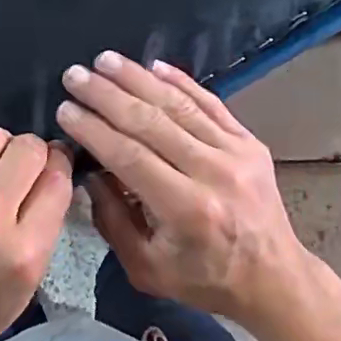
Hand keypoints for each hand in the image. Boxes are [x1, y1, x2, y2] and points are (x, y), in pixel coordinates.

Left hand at [0, 123, 73, 340]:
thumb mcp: (26, 286)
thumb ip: (44, 229)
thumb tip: (54, 172)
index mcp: (22, 254)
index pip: (56, 181)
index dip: (61, 166)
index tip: (55, 166)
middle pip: (27, 150)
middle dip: (34, 153)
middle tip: (24, 167)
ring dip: (1, 146)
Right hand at [55, 51, 309, 326]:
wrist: (275, 279)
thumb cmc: (204, 279)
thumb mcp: (146, 267)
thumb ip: (112, 220)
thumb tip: (90, 171)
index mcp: (186, 209)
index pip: (129, 156)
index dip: (93, 129)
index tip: (65, 109)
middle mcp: (213, 173)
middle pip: (151, 122)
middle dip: (106, 95)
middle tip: (74, 75)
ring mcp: (236, 153)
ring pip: (178, 105)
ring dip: (137, 79)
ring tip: (104, 61)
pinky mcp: (249, 142)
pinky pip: (210, 103)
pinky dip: (181, 81)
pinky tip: (153, 65)